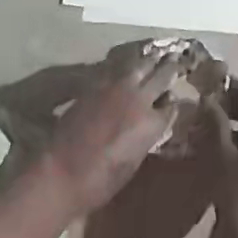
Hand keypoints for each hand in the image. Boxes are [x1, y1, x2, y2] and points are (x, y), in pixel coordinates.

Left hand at [45, 41, 193, 215]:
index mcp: (152, 124)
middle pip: (163, 74)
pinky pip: (120, 65)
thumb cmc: (99, 182)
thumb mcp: (133, 163)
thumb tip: (152, 123)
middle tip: (177, 59)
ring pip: (143, 63)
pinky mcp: (99, 81)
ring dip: (152, 60)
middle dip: (171, 68)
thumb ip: (147, 137)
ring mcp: (119, 86)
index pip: (172, 105)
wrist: (60, 172)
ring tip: (158, 55)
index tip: (174, 98)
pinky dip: (129, 62)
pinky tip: (132, 62)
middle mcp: (140, 99)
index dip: (173, 102)